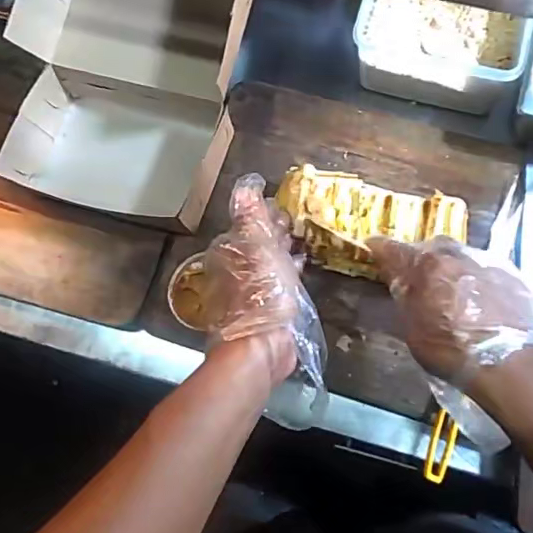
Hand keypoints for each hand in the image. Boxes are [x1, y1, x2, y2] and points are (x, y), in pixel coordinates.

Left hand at [202, 175, 306, 384]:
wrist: (261, 345)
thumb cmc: (260, 292)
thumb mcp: (257, 246)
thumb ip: (252, 217)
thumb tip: (246, 186)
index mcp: (229, 251)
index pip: (248, 223)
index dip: (266, 213)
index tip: (283, 206)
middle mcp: (235, 270)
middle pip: (257, 244)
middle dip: (275, 232)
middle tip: (296, 222)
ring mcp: (250, 291)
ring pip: (268, 263)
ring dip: (283, 251)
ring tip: (302, 242)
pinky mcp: (266, 309)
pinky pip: (278, 283)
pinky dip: (289, 272)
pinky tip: (301, 269)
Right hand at [368, 236, 532, 387]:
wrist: (508, 363)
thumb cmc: (450, 350)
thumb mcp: (413, 328)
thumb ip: (404, 296)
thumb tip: (397, 277)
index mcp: (424, 265)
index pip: (392, 248)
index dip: (380, 249)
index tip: (374, 249)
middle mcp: (454, 254)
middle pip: (431, 249)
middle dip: (423, 260)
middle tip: (421, 280)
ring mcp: (486, 261)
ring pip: (460, 257)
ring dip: (453, 270)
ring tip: (455, 293)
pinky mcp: (512, 273)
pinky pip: (486, 270)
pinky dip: (478, 280)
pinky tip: (481, 302)